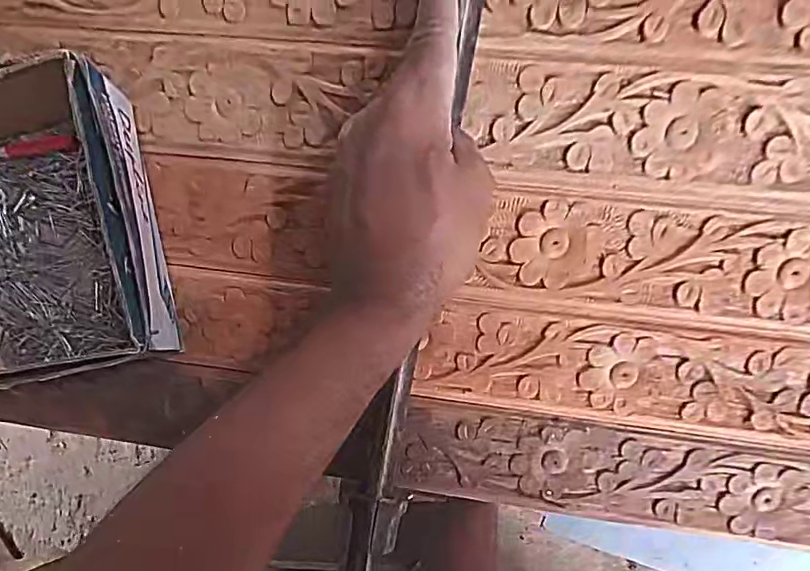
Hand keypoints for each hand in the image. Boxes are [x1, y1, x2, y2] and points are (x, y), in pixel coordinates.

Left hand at [327, 0, 493, 325]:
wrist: (376, 303)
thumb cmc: (435, 248)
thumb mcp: (477, 189)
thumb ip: (462, 147)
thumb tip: (444, 140)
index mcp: (413, 108)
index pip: (432, 39)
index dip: (442, 13)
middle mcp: (369, 121)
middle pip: (406, 90)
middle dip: (430, 105)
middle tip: (448, 141)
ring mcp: (344, 155)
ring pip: (385, 129)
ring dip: (407, 146)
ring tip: (425, 193)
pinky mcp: (331, 188)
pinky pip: (368, 162)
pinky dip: (387, 173)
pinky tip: (401, 207)